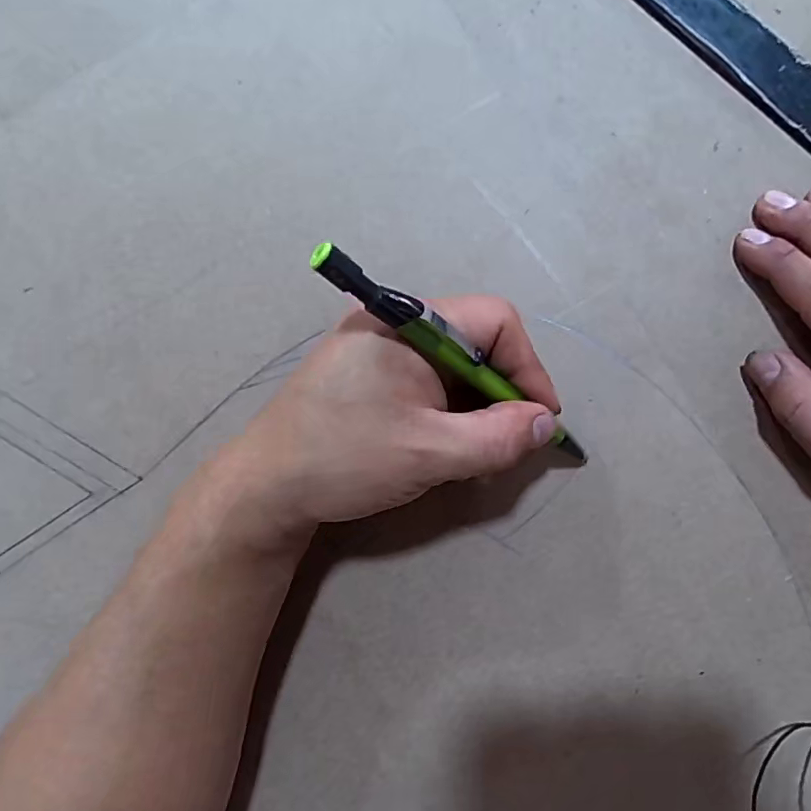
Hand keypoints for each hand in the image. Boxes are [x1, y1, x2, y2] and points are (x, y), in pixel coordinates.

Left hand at [209, 296, 561, 542]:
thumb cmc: (343, 459)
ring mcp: (377, 351)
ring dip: (476, 411)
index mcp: (405, 322)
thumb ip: (497, 437)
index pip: (495, 321)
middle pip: (476, 344)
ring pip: (453, 369)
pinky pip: (427, 385)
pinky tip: (444, 450)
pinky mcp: (368, 379)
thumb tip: (546, 423)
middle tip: (508, 445)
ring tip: (474, 456)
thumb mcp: (430, 453)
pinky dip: (449, 415)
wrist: (264, 489)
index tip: (540, 419)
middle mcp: (393, 325)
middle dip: (502, 395)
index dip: (528, 368)